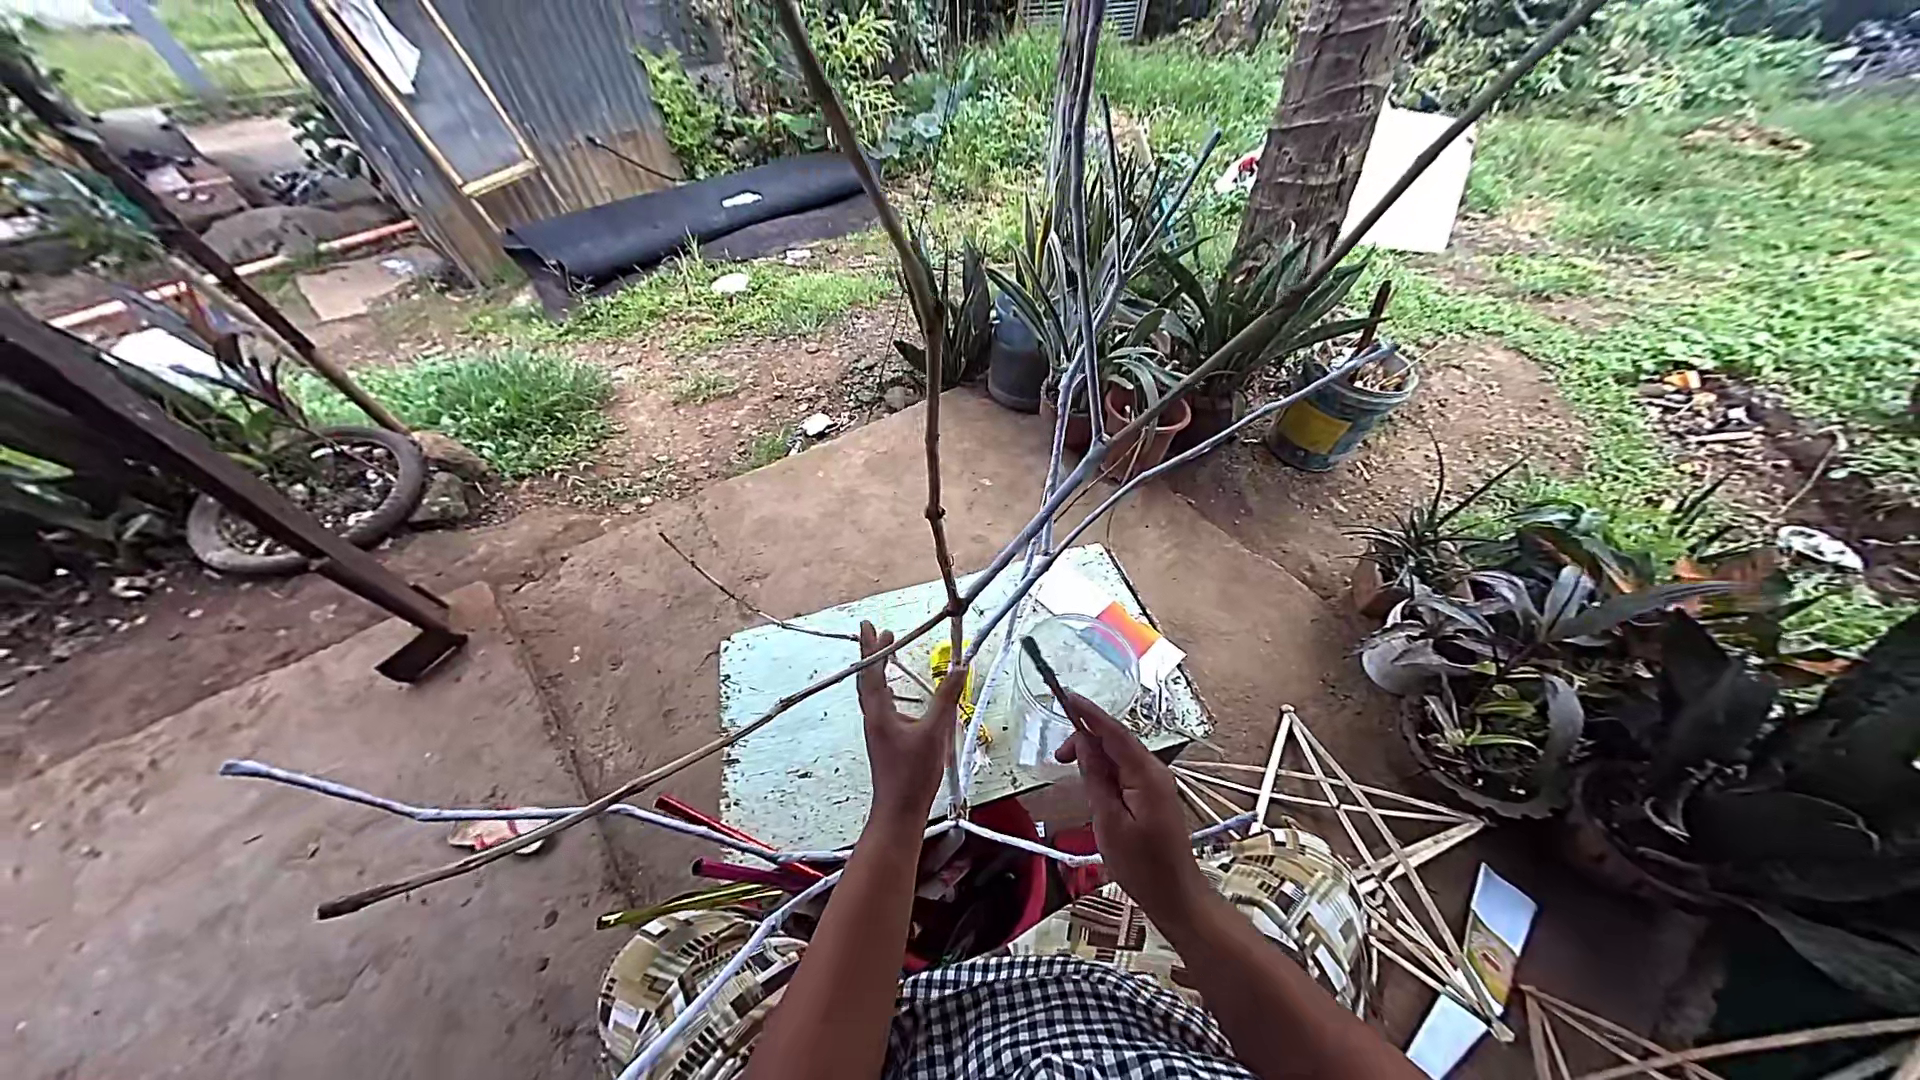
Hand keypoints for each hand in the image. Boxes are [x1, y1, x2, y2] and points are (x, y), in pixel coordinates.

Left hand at [857, 621, 965, 822]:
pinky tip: (895, 692)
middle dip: (873, 653)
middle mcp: (874, 717)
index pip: (873, 672)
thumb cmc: (913, 774)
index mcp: (880, 713)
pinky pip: (880, 704)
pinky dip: (885, 688)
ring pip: (873, 691)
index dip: (873, 648)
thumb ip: (947, 699)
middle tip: (877, 632)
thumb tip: (959, 669)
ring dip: (878, 669)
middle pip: (868, 678)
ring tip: (886, 654)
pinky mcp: (884, 738)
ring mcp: (877, 729)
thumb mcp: (935, 732)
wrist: (899, 810)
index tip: (871, 627)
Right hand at [1055, 693, 1210, 921]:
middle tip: (1058, 756)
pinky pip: (1125, 769)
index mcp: (1146, 775)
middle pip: (1116, 741)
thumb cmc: (1142, 866)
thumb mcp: (1109, 822)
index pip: (1114, 733)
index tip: (1066, 697)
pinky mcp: (1153, 794)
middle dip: (1086, 738)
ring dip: (1094, 755)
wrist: (1177, 897)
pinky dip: (1104, 767)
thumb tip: (1083, 744)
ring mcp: (1156, 782)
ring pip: (1119, 755)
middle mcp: (1154, 771)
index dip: (1089, 713)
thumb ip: (1095, 779)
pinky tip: (1091, 778)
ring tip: (1069, 766)